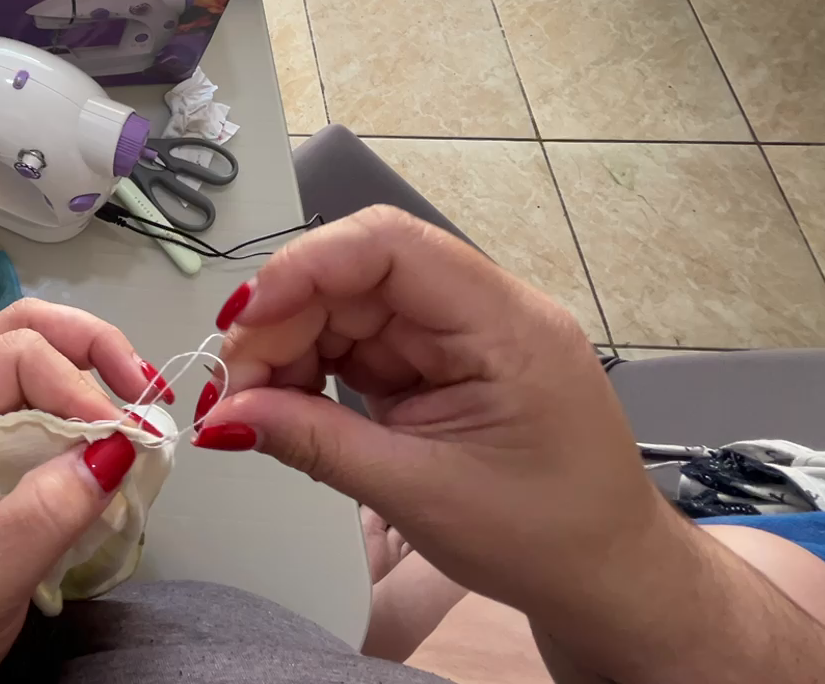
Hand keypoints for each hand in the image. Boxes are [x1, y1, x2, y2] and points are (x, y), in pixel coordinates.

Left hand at [0, 299, 162, 683]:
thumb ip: (45, 515)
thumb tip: (116, 453)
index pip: (13, 356)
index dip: (75, 384)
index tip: (123, 438)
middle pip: (26, 328)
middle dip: (92, 344)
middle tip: (145, 389)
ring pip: (38, 349)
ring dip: (94, 364)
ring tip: (140, 402)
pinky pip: (46, 393)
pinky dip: (88, 398)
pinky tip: (115, 433)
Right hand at [195, 205, 670, 619]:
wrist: (606, 580)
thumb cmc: (544, 541)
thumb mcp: (419, 494)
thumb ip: (312, 442)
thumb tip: (218, 417)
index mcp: (504, 324)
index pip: (390, 245)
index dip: (305, 266)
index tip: (245, 321)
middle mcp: (471, 307)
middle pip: (346, 275)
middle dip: (277, 323)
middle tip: (231, 385)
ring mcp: (442, 327)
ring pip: (332, 303)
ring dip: (280, 346)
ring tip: (249, 402)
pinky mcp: (419, 351)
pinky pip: (339, 336)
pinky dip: (299, 365)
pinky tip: (281, 402)